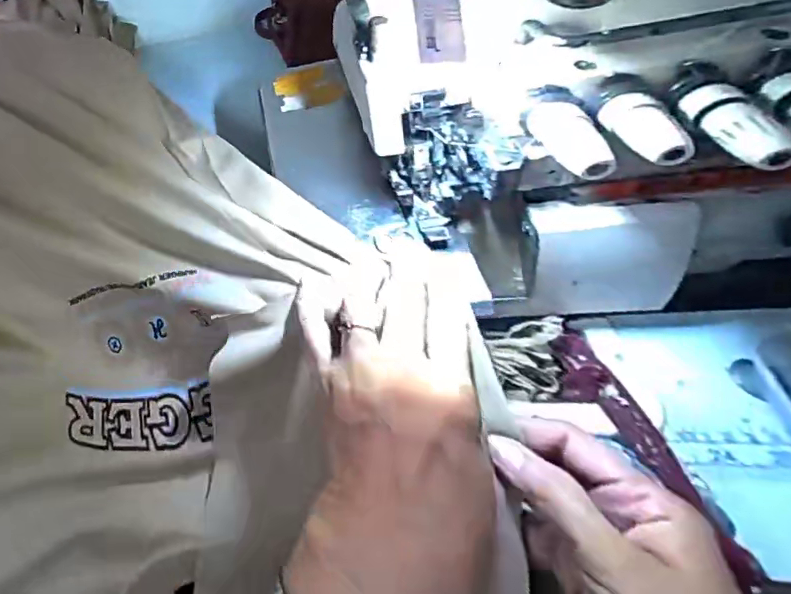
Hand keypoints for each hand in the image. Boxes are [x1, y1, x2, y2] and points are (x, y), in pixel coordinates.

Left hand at [284, 240, 496, 593]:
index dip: (443, 284)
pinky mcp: (326, 380)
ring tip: (371, 260)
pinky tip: (314, 283)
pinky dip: (312, 305)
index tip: (439, 265)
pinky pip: (315, 332)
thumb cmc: (448, 514)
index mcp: (447, 385)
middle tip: (403, 250)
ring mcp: (358, 368)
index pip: (447, 316)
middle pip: (403, 299)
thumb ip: (461, 397)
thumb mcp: (478, 453)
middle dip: (405, 269)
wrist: (384, 540)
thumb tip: (449, 365)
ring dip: (366, 279)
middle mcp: (402, 365)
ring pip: (360, 304)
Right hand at [487, 417, 736, 593]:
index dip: (528, 429)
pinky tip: (485, 512)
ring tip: (469, 476)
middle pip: (557, 467)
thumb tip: (499, 443)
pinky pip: (540, 532)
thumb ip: (559, 497)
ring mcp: (600, 543)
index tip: (479, 426)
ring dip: (509, 489)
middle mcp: (621, 511)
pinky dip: (513, 523)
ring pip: (544, 499)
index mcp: (646, 498)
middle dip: (515, 458)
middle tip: (466, 449)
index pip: (575, 443)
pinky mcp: (581, 570)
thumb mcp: (615, 558)